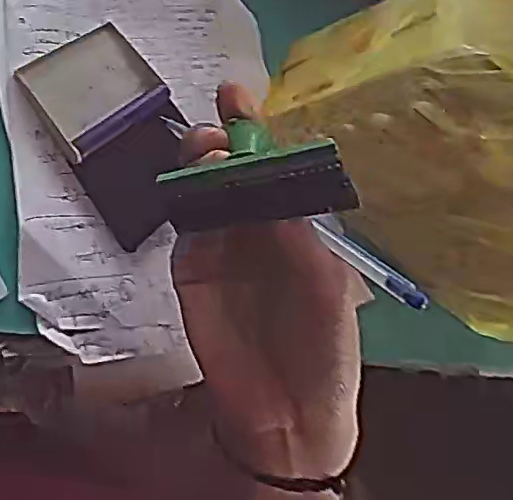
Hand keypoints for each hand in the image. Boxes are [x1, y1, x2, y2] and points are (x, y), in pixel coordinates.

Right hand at [174, 83, 367, 484]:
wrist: (285, 416)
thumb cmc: (323, 349)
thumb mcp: (329, 287)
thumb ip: (303, 236)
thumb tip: (272, 186)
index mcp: (290, 217)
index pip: (269, 160)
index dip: (254, 127)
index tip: (238, 96)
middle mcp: (252, 218)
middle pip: (228, 163)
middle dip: (220, 136)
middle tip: (217, 129)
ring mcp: (218, 237)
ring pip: (200, 183)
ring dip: (198, 160)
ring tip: (205, 153)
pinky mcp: (189, 261)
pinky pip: (183, 220)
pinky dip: (183, 198)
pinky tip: (189, 188)